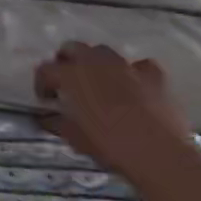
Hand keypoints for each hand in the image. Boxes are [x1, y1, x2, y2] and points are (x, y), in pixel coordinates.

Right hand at [35, 43, 194, 175]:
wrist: (159, 153)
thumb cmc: (109, 144)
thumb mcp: (74, 137)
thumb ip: (56, 122)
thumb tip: (45, 118)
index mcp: (71, 76)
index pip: (45, 69)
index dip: (41, 83)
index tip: (46, 99)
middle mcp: (96, 63)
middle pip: (73, 48)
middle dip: (66, 62)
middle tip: (67, 83)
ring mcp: (126, 66)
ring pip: (103, 52)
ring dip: (96, 63)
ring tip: (98, 82)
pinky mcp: (153, 75)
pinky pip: (139, 66)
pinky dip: (133, 72)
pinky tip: (134, 85)